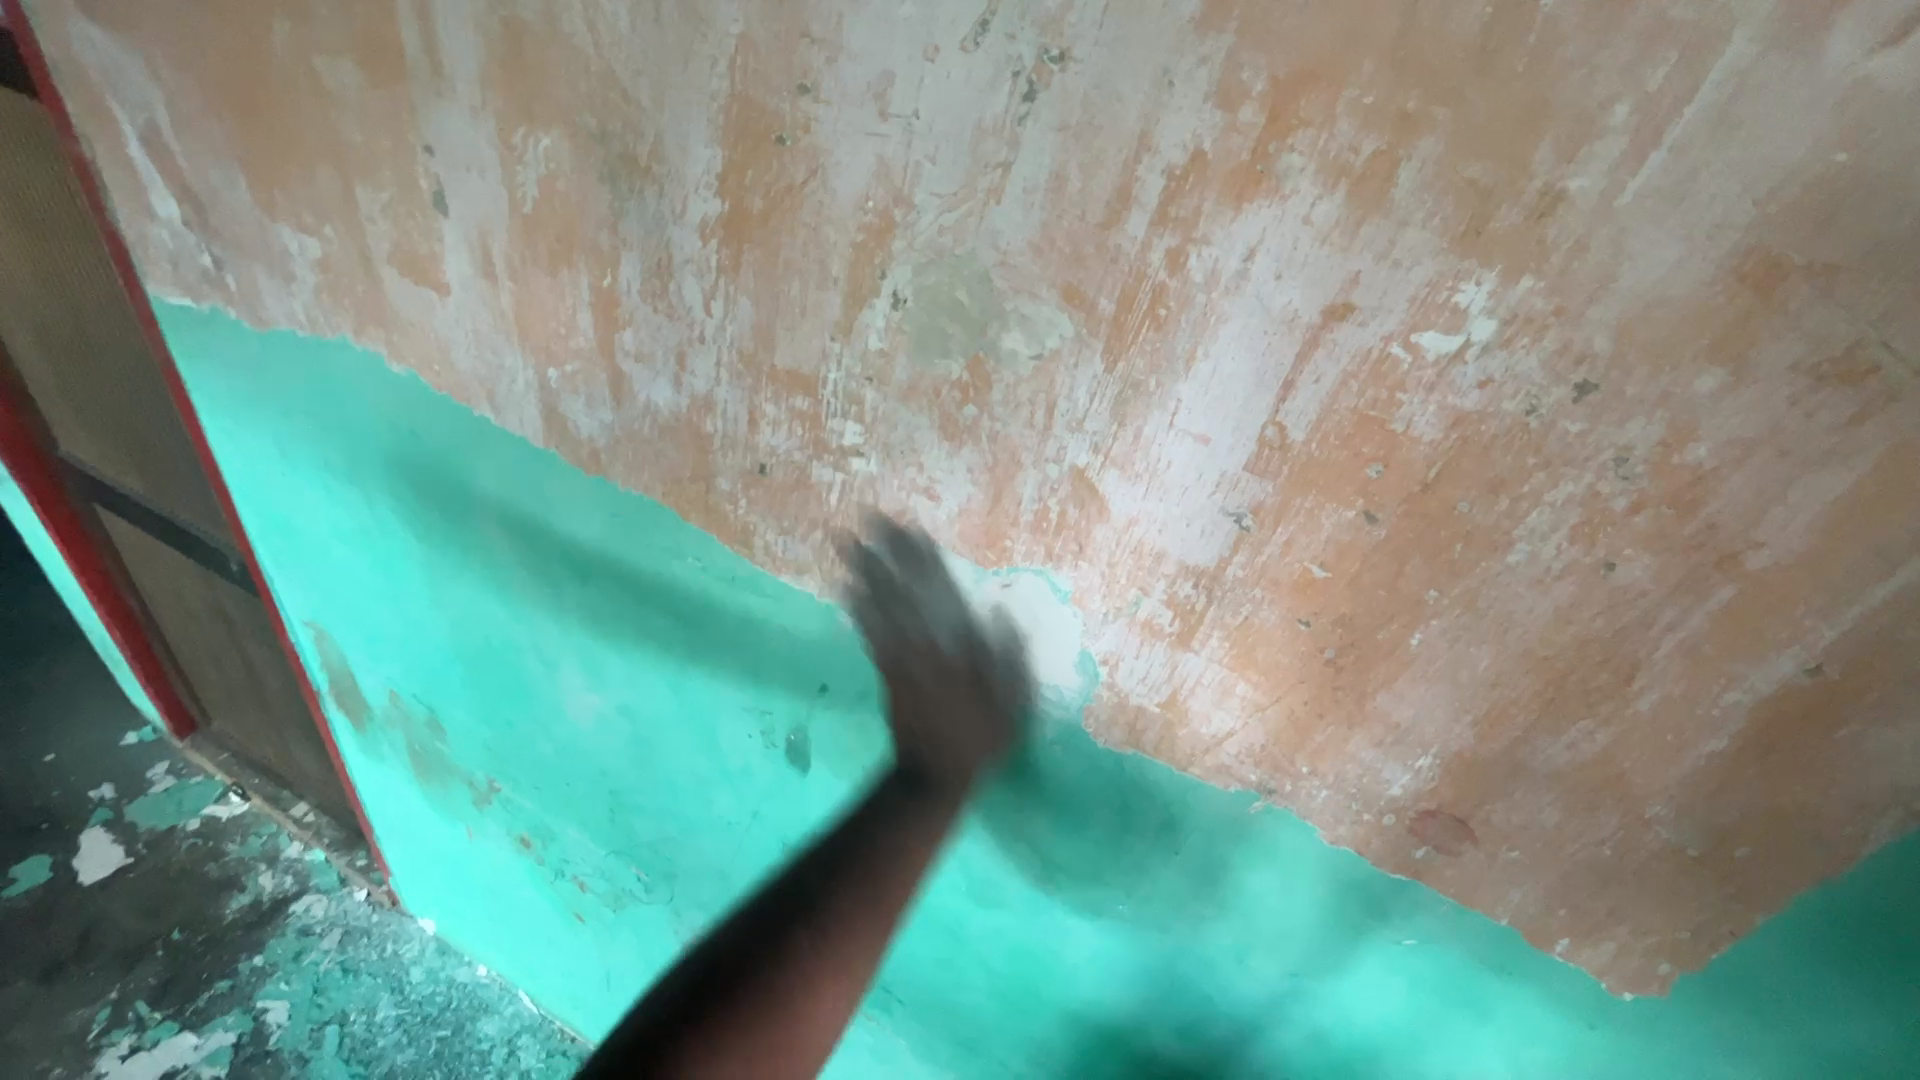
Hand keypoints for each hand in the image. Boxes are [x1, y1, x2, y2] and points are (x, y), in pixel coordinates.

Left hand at [837, 513, 1033, 790]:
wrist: (936, 775)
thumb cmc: (980, 738)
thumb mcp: (1012, 704)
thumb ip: (1009, 659)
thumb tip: (1004, 614)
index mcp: (961, 648)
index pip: (943, 593)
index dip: (926, 560)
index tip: (913, 529)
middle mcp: (928, 645)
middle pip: (907, 590)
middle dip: (890, 554)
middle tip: (871, 518)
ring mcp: (902, 658)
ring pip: (883, 607)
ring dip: (866, 572)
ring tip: (849, 542)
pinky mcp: (885, 672)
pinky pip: (869, 635)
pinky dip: (857, 609)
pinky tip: (844, 587)